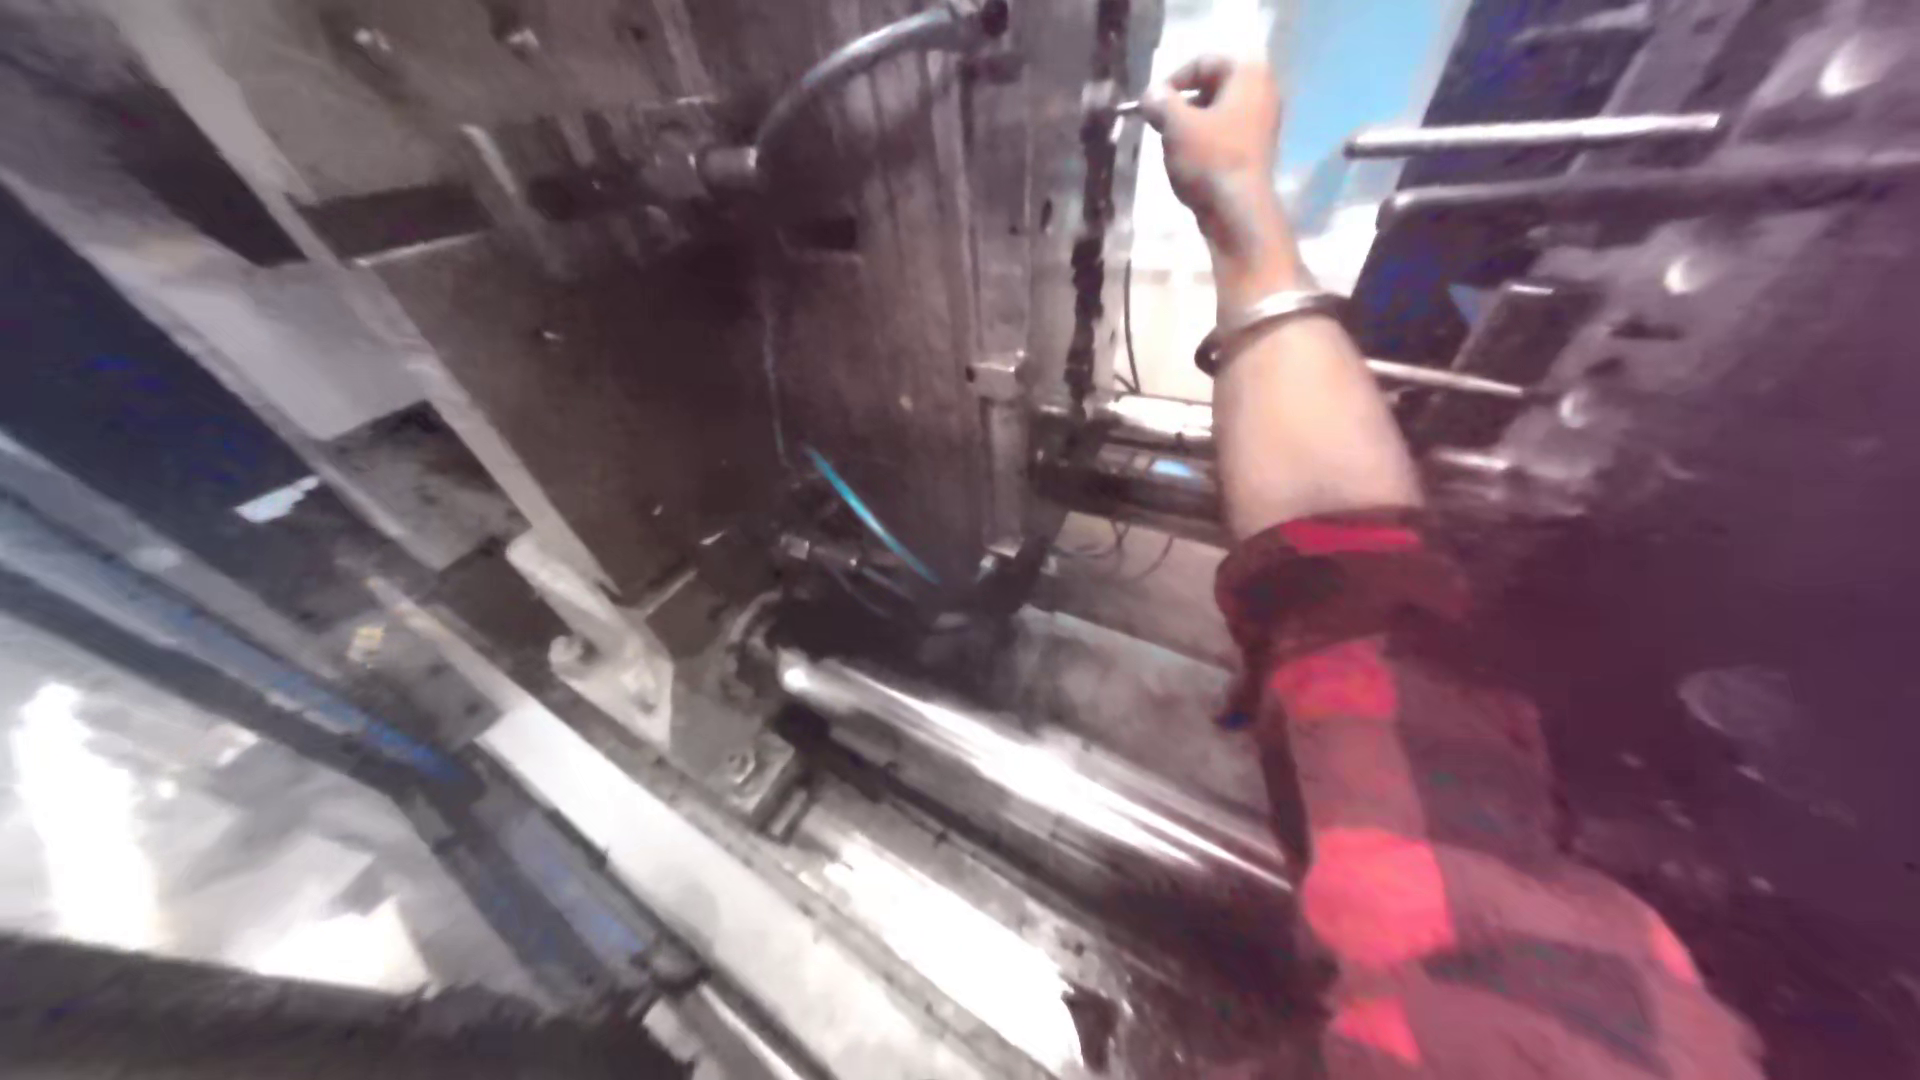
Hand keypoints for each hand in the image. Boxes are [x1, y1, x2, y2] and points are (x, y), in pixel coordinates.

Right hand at [1141, 56, 1305, 309]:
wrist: (1237, 212)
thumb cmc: (1209, 161)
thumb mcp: (1177, 127)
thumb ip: (1160, 103)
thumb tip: (1149, 95)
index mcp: (1248, 75)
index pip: (1204, 62)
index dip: (1172, 80)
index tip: (1150, 106)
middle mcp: (1261, 92)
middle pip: (1212, 88)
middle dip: (1180, 106)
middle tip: (1157, 127)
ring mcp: (1261, 125)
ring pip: (1216, 115)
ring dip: (1189, 128)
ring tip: (1170, 148)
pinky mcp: (1255, 153)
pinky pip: (1224, 138)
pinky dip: (1203, 145)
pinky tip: (1188, 165)